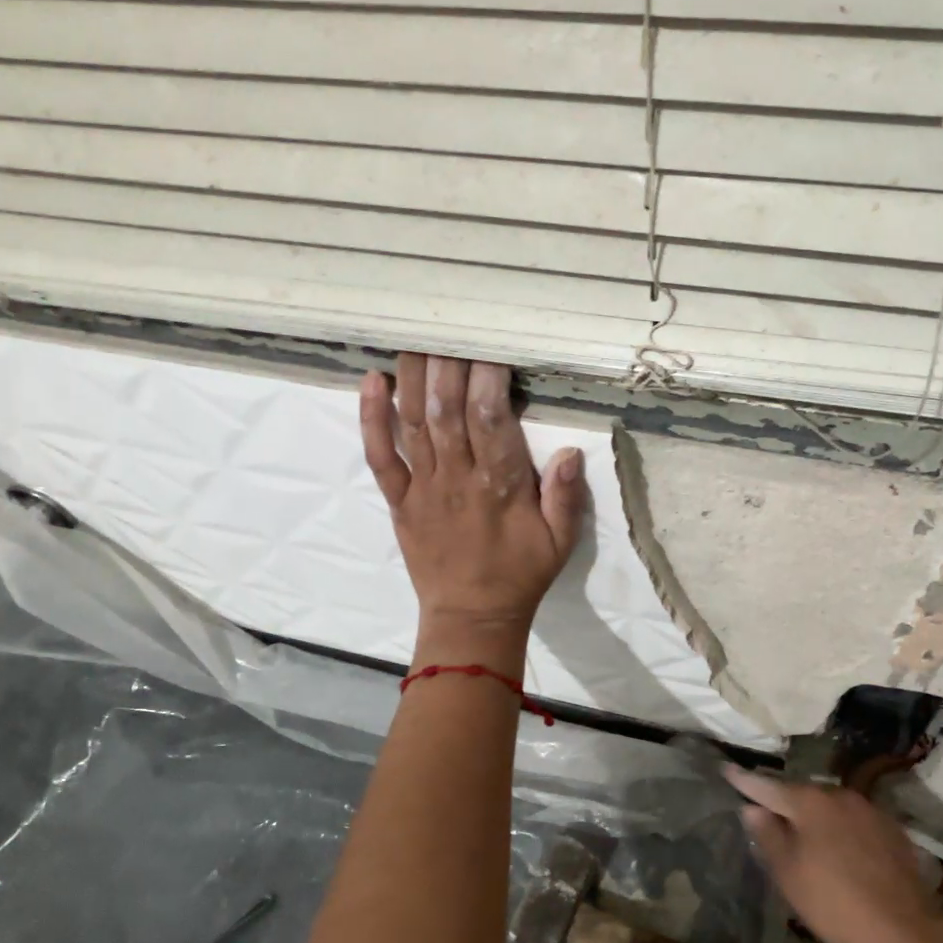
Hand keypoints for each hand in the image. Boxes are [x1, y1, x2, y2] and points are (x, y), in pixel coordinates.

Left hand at [361, 354, 586, 644]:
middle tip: (452, 325)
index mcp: (500, 486)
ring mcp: (424, 487)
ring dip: (413, 376)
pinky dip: (372, 418)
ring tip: (416, 336)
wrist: (471, 617)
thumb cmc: (521, 574)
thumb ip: (565, 497)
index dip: (489, 378)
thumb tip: (570, 452)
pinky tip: (372, 381)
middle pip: (448, 409)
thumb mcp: (560, 542)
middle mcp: (458, 478)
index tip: (492, 345)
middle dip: (449, 364)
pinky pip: (380, 455)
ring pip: (414, 422)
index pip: (492, 419)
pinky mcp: (399, 499)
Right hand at [725, 767, 942, 942]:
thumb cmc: (833, 901)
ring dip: (817, 818)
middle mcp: (840, 795)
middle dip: (786, 803)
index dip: (745, 780)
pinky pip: (856, 822)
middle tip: (769, 817)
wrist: (902, 928)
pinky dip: (843, 830)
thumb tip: (752, 808)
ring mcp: (870, 809)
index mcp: (810, 801)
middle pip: (803, 794)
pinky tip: (843, 853)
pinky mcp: (892, 829)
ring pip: (832, 807)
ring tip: (808, 839)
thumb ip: (768, 835)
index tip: (727, 769)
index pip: (769, 786)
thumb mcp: (788, 874)